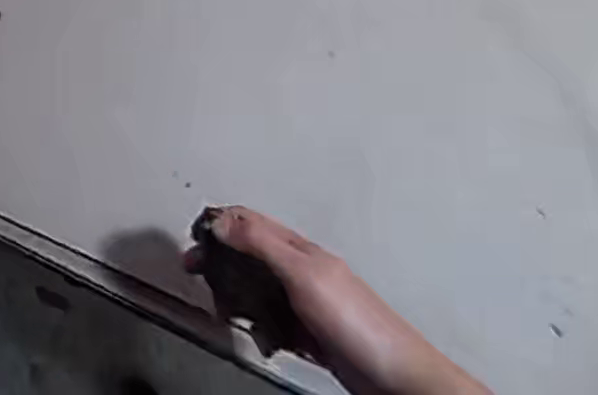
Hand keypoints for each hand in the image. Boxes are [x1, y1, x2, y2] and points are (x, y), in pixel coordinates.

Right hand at [187, 206, 490, 394]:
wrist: (402, 383)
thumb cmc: (361, 326)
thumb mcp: (302, 273)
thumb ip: (260, 242)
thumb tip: (220, 220)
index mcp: (296, 248)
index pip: (246, 219)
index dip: (217, 222)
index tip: (195, 236)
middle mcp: (298, 268)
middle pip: (245, 251)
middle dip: (218, 258)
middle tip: (195, 268)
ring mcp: (304, 300)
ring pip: (254, 285)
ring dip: (234, 293)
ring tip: (222, 306)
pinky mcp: (309, 331)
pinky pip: (270, 317)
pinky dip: (256, 322)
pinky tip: (256, 333)